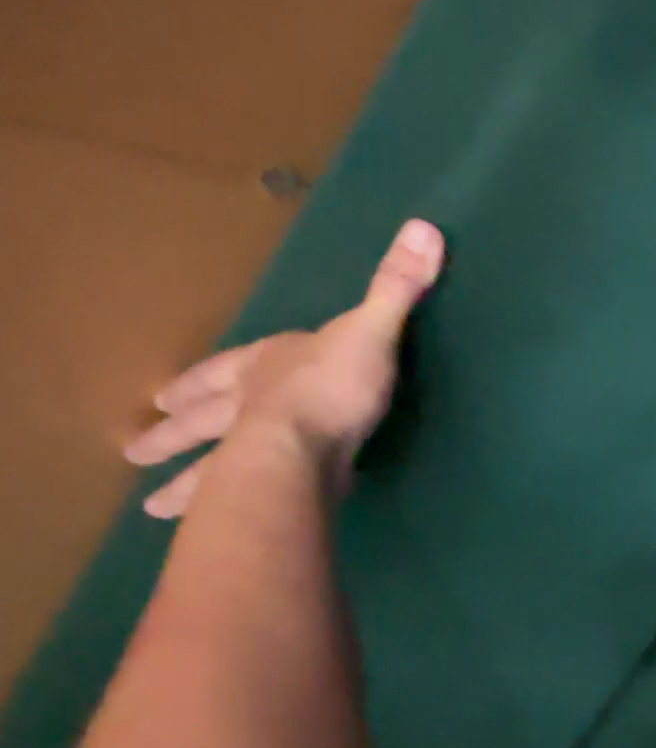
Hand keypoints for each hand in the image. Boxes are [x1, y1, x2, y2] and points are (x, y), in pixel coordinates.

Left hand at [123, 219, 445, 518]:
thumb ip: (396, 286)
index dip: (202, 379)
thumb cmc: (334, 383)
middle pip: (204, 416)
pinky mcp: (273, 486)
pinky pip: (246, 495)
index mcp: (269, 365)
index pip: (230, 367)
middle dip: (175, 432)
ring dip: (187, 482)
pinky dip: (230, 507)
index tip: (165, 396)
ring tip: (158, 506)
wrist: (306, 446)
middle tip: (138, 450)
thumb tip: (424, 227)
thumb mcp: (373, 327)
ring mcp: (255, 449)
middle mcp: (249, 405)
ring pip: (210, 465)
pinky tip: (223, 520)